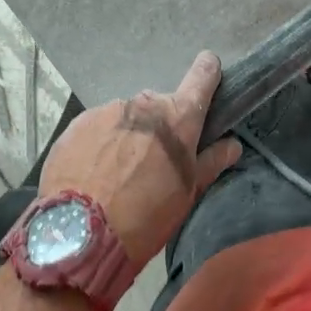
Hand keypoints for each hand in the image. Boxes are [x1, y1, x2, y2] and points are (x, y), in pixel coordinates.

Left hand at [38, 51, 242, 277]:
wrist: (78, 237)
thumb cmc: (145, 217)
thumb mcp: (186, 195)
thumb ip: (210, 163)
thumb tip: (233, 144)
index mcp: (177, 117)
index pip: (203, 76)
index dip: (208, 72)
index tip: (209, 73)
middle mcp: (144, 104)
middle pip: (159, 105)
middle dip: (159, 125)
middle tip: (150, 159)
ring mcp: (108, 110)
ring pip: (126, 117)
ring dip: (127, 134)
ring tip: (114, 171)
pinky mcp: (78, 123)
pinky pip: (96, 127)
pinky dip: (98, 143)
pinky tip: (91, 172)